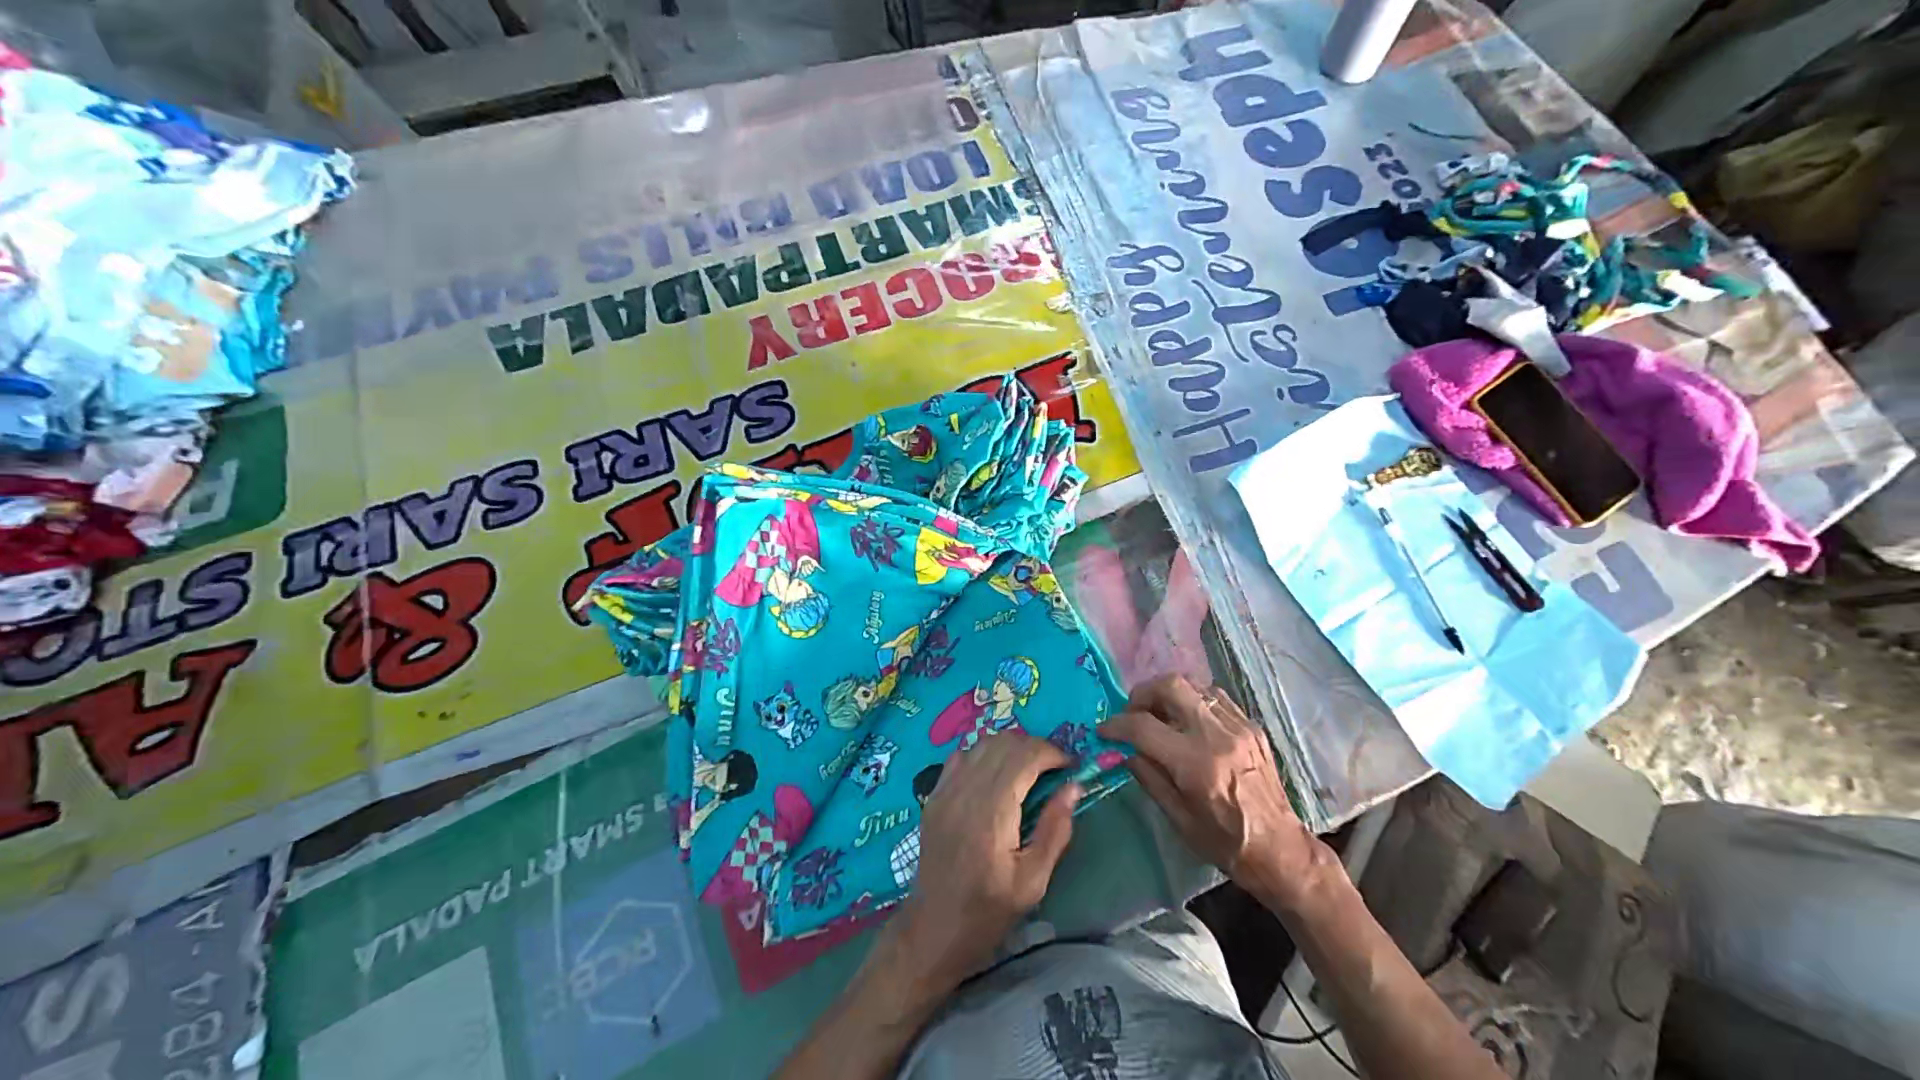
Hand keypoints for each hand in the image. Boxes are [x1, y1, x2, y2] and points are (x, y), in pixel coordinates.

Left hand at [886, 730, 1079, 986]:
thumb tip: (1074, 787)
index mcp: (991, 812)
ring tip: (1030, 771)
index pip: (1024, 755)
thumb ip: (1054, 828)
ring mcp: (944, 790)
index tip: (1072, 767)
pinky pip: (962, 756)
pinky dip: (984, 755)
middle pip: (1004, 742)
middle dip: (1035, 747)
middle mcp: (965, 791)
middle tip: (1055, 769)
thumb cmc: (987, 913)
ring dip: (1011, 748)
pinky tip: (996, 777)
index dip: (1053, 753)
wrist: (932, 931)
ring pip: (982, 743)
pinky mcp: (934, 796)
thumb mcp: (1033, 880)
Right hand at [1100, 675, 1329, 909]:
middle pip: (1171, 686)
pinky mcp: (1251, 727)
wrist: (1280, 850)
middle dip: (1142, 694)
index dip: (1116, 725)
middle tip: (1133, 713)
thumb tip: (1125, 749)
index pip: (1143, 726)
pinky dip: (1194, 702)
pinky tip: (1188, 722)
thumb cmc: (1224, 842)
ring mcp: (1239, 727)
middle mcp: (1218, 736)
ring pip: (1194, 685)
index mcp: (1196, 764)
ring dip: (1169, 695)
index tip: (1104, 731)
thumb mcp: (1177, 817)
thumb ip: (1148, 776)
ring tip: (1159, 716)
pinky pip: (1215, 698)